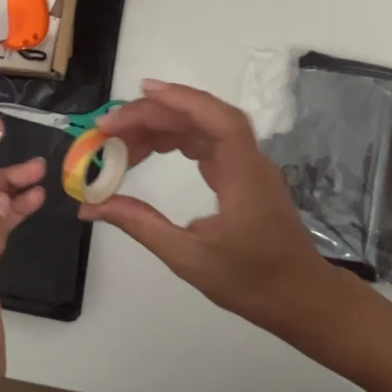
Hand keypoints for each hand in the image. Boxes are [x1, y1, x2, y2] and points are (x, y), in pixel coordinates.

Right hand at [81, 80, 360, 334]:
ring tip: (118, 142)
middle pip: (201, 119)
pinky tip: (149, 150)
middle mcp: (248, 161)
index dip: (181, 99)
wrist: (300, 299)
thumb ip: (140, 224)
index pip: (217, 120)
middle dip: (153, 116)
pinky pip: (205, 144)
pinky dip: (174, 141)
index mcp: (244, 175)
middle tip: (107, 130)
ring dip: (160, 128)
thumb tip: (90, 206)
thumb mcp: (188, 257)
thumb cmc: (251, 281)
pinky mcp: (241, 176)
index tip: (141, 92)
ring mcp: (246, 166)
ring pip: (201, 129)